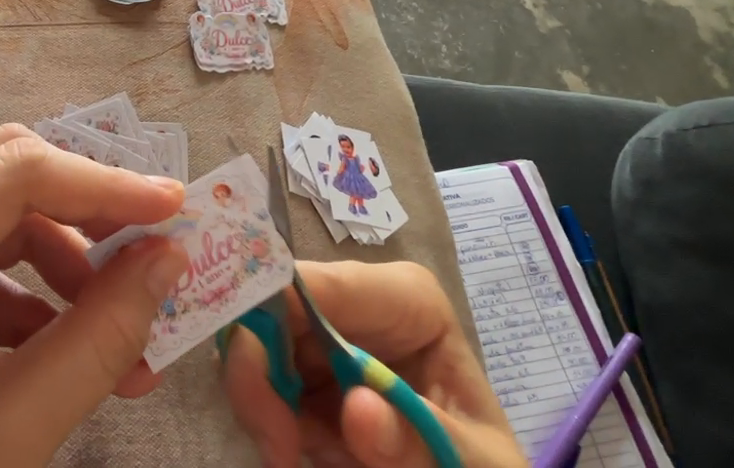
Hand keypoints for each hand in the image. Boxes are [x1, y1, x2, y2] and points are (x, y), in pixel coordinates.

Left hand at [0, 124, 189, 467]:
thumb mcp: (9, 426)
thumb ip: (98, 340)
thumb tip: (170, 259)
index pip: (8, 174)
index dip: (100, 183)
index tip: (175, 206)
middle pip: (1, 167)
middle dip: (84, 210)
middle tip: (153, 253)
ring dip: (64, 255)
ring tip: (120, 329)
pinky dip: (31, 282)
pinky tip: (72, 339)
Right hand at [223, 261, 525, 467]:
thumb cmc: (481, 466)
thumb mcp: (472, 462)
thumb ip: (417, 439)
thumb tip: (359, 405)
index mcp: (402, 298)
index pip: (319, 284)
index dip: (271, 314)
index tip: (257, 384)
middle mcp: (351, 305)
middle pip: (272, 309)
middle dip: (257, 371)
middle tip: (275, 442)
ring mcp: (320, 337)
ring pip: (252, 344)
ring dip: (257, 403)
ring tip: (287, 456)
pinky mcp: (300, 373)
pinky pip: (256, 381)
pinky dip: (262, 420)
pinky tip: (289, 454)